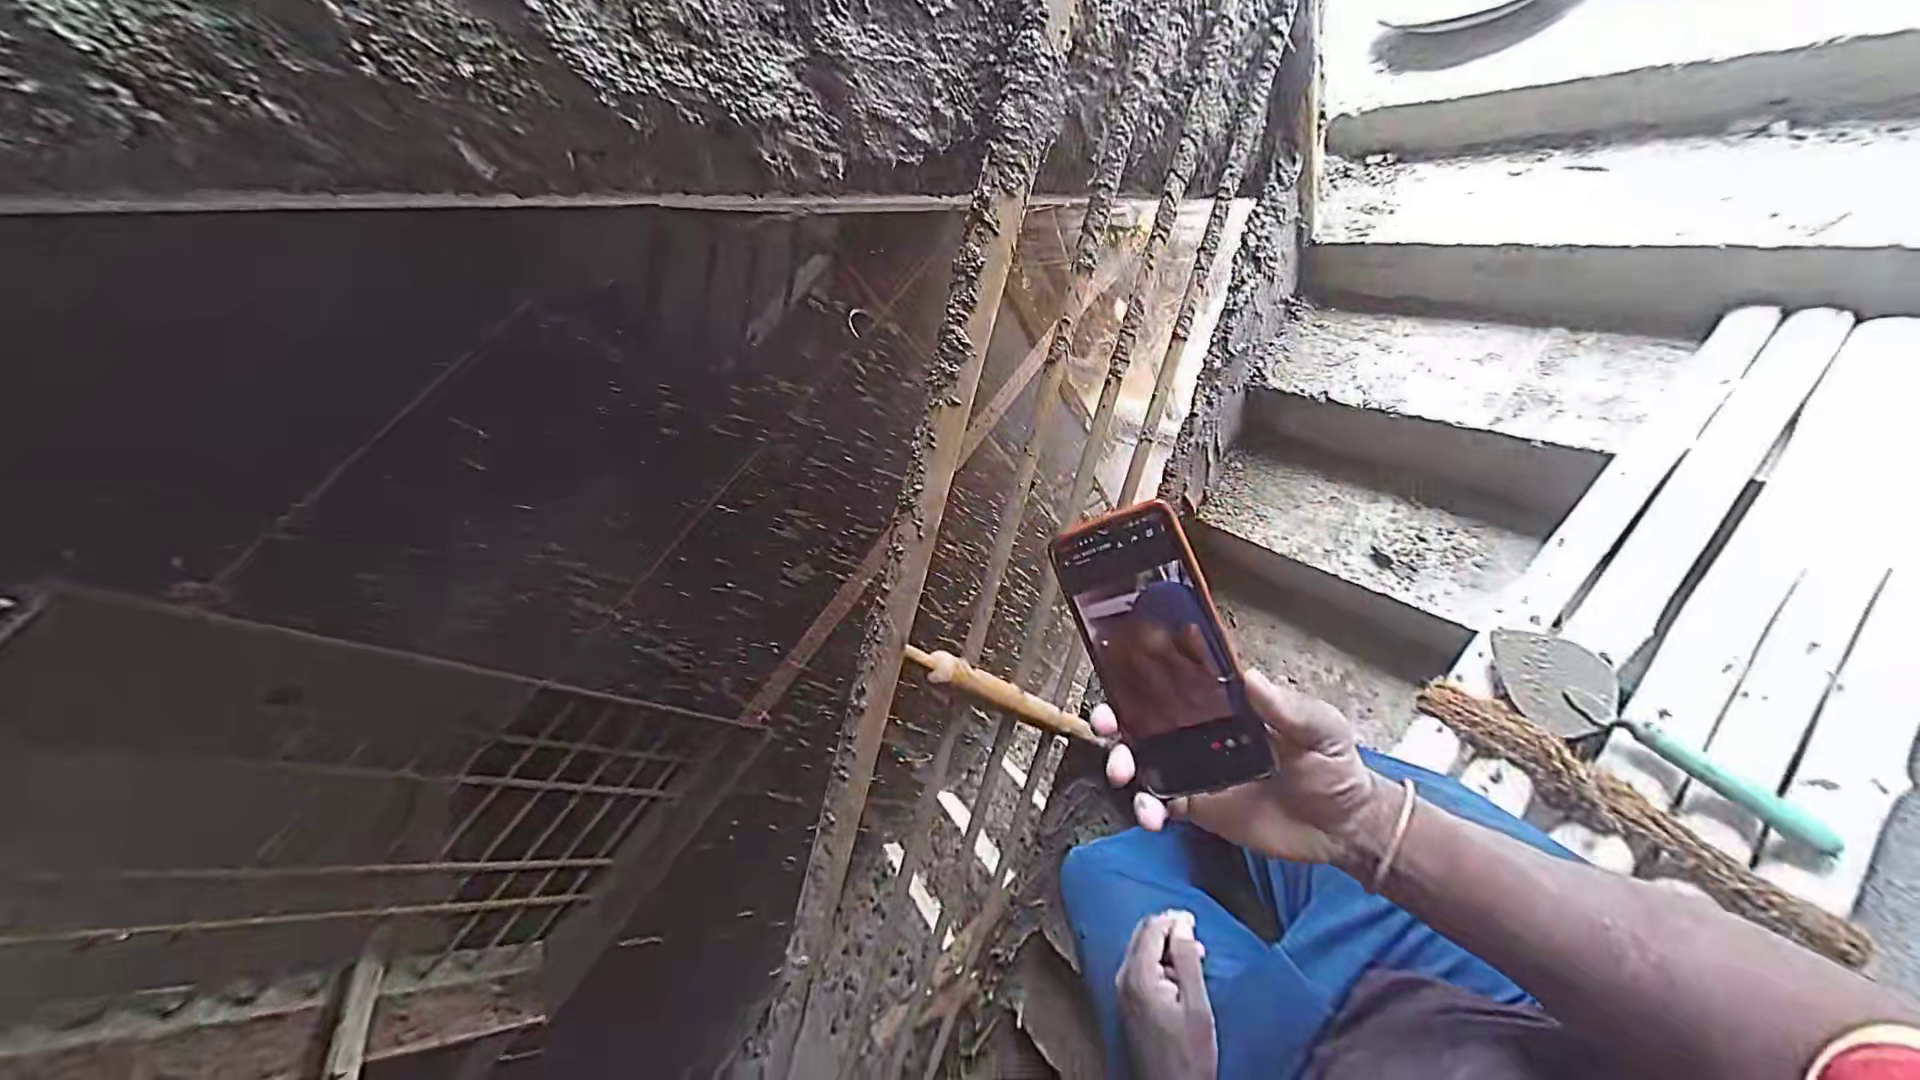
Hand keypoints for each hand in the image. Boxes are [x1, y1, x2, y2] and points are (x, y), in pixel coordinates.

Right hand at [1094, 668, 1394, 870]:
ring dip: (1122, 762)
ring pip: (1141, 759)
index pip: (1172, 684)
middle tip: (1106, 725)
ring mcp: (1192, 769)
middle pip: (1142, 720)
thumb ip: (1286, 707)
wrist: (1344, 827)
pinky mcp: (1195, 805)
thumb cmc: (1333, 764)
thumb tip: (1250, 677)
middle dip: (1114, 720)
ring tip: (1124, 774)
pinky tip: (1151, 815)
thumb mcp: (1319, 728)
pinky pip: (1158, 803)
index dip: (1139, 678)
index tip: (1117, 674)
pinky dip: (1146, 808)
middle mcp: (1198, 733)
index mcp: (1220, 706)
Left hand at [1117, 910, 1215, 1079]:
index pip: (1151, 928)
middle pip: (1143, 935)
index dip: (1173, 919)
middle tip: (1194, 938)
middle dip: (1168, 931)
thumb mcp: (1196, 1006)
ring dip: (1165, 947)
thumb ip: (1187, 960)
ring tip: (1192, 957)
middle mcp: (1123, 977)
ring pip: (1141, 950)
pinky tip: (1178, 975)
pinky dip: (1158, 962)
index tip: (1194, 921)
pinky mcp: (1127, 1001)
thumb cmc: (1188, 1056)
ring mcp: (1122, 990)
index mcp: (1137, 974)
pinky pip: (1140, 967)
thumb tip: (1182, 923)